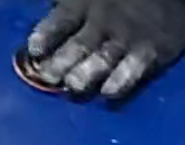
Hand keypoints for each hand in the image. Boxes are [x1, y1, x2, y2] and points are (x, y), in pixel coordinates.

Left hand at [25, 0, 184, 98]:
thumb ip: (74, 4)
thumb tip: (51, 12)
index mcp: (86, 1)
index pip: (61, 20)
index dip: (46, 35)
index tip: (34, 53)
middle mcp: (103, 21)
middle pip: (78, 45)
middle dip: (62, 62)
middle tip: (48, 79)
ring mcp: (127, 38)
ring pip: (102, 59)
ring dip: (87, 74)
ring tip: (73, 88)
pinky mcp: (151, 51)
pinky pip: (134, 69)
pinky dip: (122, 81)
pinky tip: (109, 94)